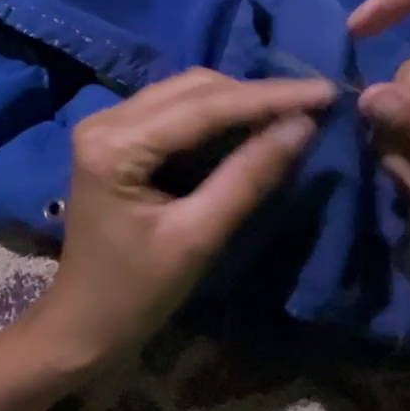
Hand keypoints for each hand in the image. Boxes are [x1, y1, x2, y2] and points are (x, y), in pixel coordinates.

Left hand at [22, 68, 333, 367]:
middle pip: (195, 88)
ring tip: (294, 112)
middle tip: (317, 103)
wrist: (83, 322)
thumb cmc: (135, 292)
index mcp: (115, 144)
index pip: (204, 106)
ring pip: (188, 93)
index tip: (326, 91)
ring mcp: (108, 124)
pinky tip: (254, 125)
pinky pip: (177, 111)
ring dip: (240, 101)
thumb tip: (302, 126)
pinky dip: (218, 116)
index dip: (269, 96)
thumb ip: (247, 177)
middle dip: (257, 95)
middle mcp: (106, 119)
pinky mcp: (118, 137)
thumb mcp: (197, 238)